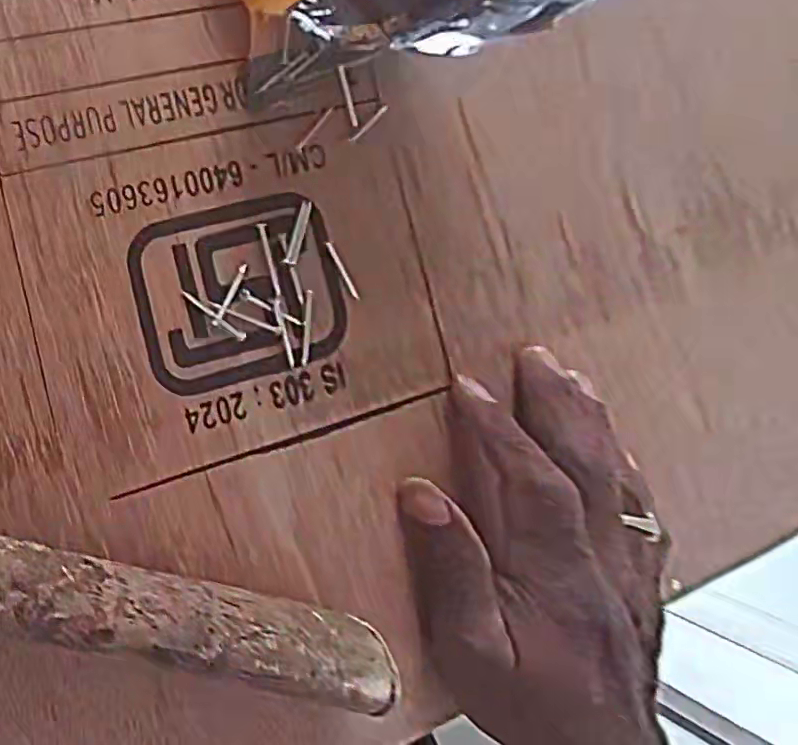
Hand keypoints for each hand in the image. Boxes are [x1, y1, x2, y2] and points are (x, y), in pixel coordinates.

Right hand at [398, 347, 668, 744]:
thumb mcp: (466, 642)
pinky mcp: (635, 587)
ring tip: (574, 383)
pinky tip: (615, 453)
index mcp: (555, 574)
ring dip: (594, 429)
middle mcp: (600, 567)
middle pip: (589, 473)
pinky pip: (638, 519)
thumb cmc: (520, 699)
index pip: (535, 485)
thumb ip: (447, 567)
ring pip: (619, 489)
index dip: (502, 430)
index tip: (468, 386)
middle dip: (559, 409)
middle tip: (536, 359)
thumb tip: (420, 493)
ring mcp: (626, 576)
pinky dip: (624, 474)